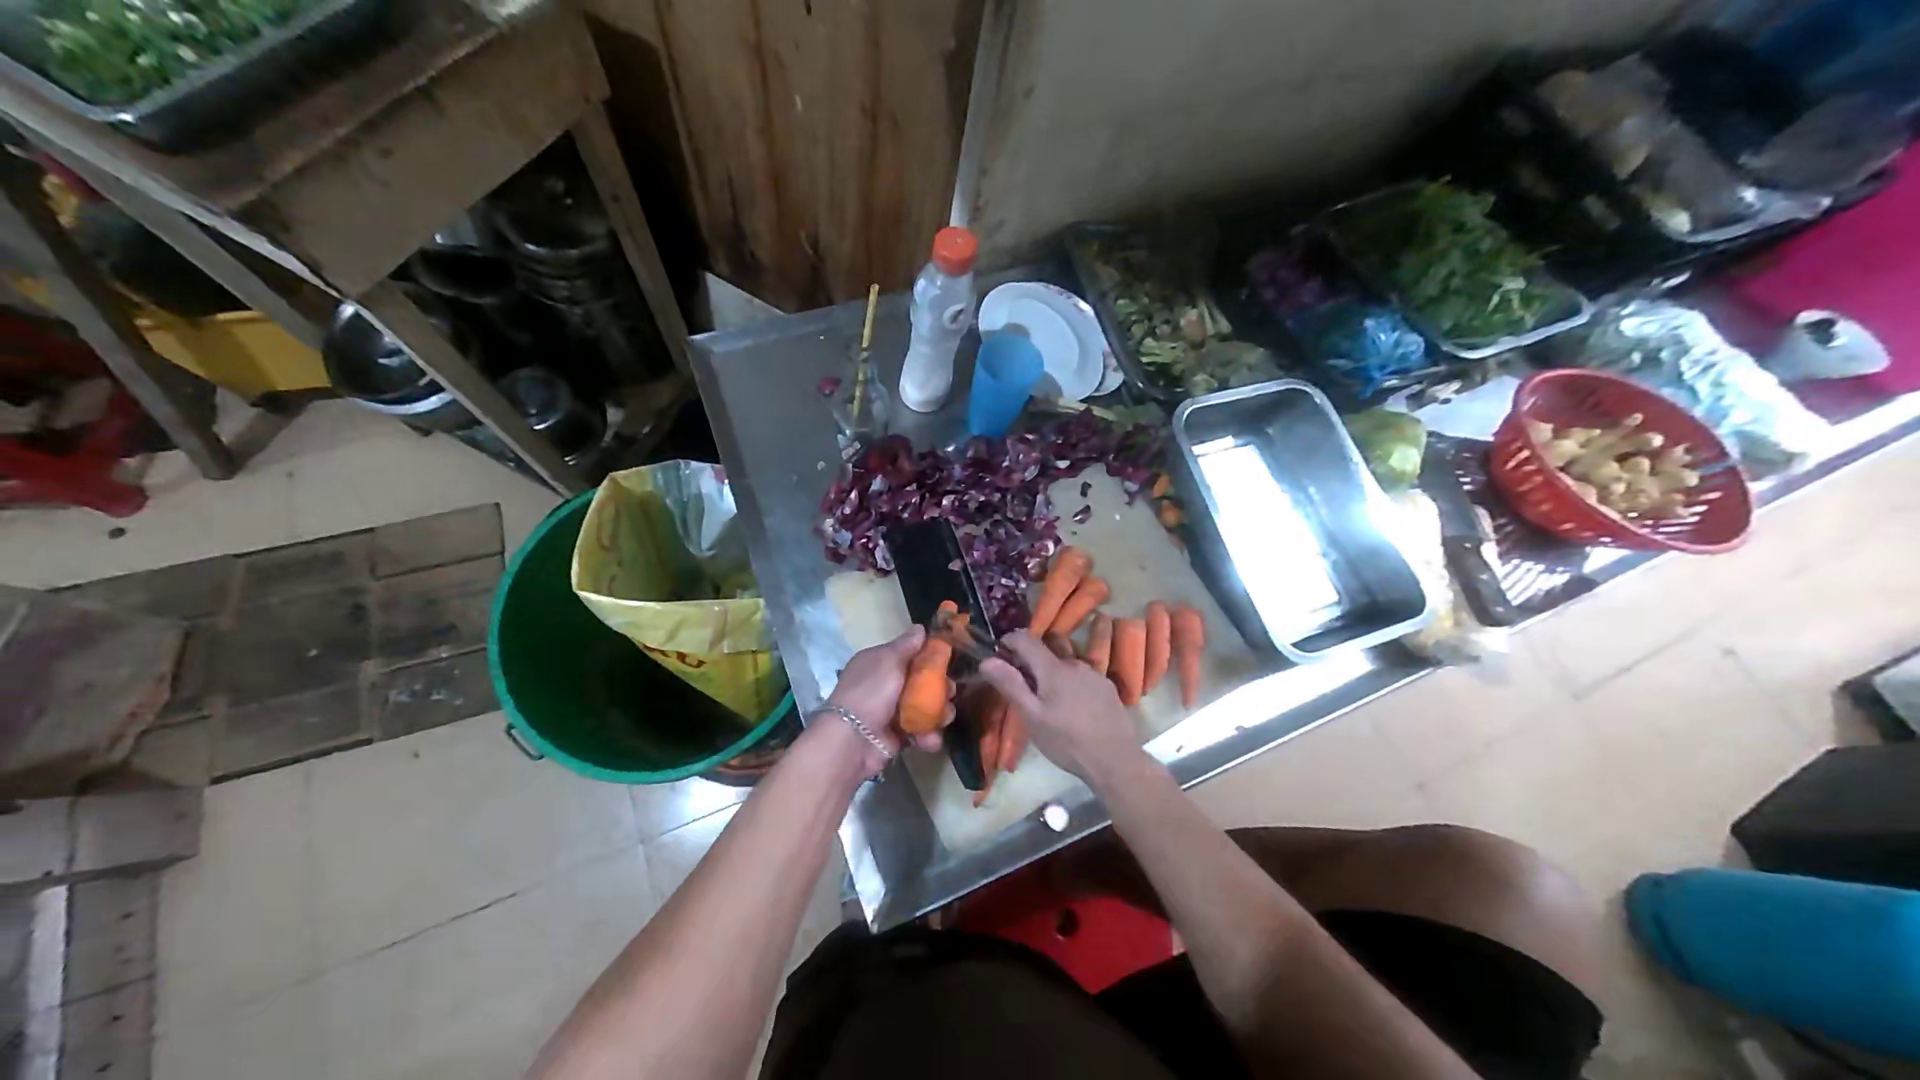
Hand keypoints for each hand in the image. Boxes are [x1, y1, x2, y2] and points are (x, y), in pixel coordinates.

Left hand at [822, 626, 948, 775]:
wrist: (853, 739)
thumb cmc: (872, 691)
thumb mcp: (889, 660)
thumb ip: (907, 644)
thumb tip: (919, 627)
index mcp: (878, 663)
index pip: (908, 655)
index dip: (928, 657)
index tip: (947, 661)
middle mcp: (884, 685)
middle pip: (921, 682)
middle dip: (939, 688)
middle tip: (950, 692)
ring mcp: (890, 711)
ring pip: (924, 708)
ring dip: (938, 714)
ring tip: (944, 718)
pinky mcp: (897, 735)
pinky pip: (919, 731)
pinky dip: (927, 736)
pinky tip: (931, 739)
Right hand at [979, 630, 1139, 781]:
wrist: (1115, 761)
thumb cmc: (1067, 741)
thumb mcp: (1032, 717)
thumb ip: (1010, 685)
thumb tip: (987, 660)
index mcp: (1054, 668)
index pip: (1027, 639)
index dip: (1010, 640)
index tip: (999, 652)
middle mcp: (1076, 663)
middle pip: (1048, 649)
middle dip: (1031, 658)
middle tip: (1022, 683)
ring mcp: (1095, 675)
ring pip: (1067, 662)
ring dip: (1052, 671)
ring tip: (1047, 698)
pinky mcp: (1107, 688)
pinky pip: (1082, 675)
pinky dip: (1070, 682)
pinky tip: (1071, 707)